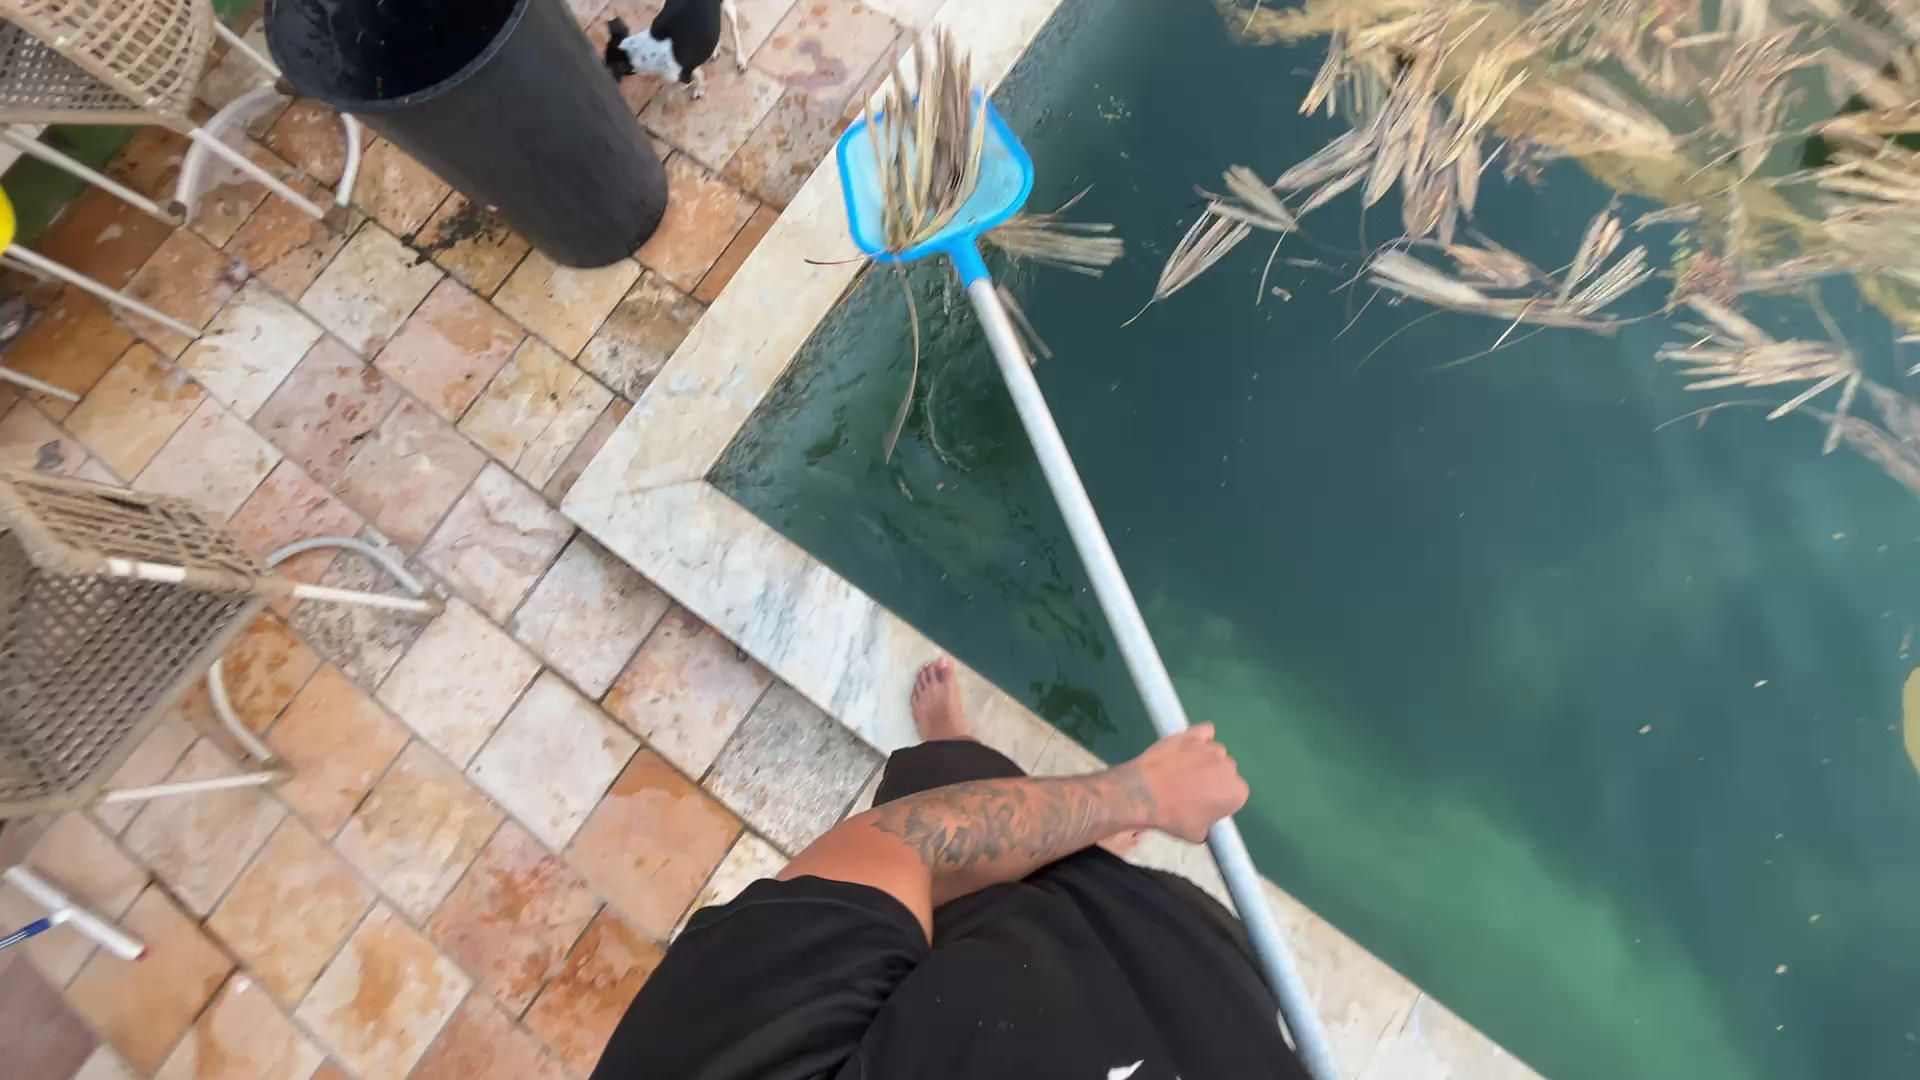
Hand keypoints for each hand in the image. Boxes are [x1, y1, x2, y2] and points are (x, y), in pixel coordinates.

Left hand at [1125, 725, 1248, 842]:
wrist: (1144, 793)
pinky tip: (1188, 745)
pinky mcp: (1192, 734)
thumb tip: (1204, 821)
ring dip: (1205, 758)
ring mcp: (1210, 747)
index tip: (1205, 802)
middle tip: (1193, 785)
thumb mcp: (1197, 834)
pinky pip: (1205, 732)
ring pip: (1214, 751)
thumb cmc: (1173, 816)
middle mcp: (1229, 767)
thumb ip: (1209, 825)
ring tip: (1185, 766)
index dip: (1220, 798)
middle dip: (1214, 777)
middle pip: (1226, 770)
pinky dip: (1200, 737)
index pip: (1235, 793)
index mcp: (1236, 793)